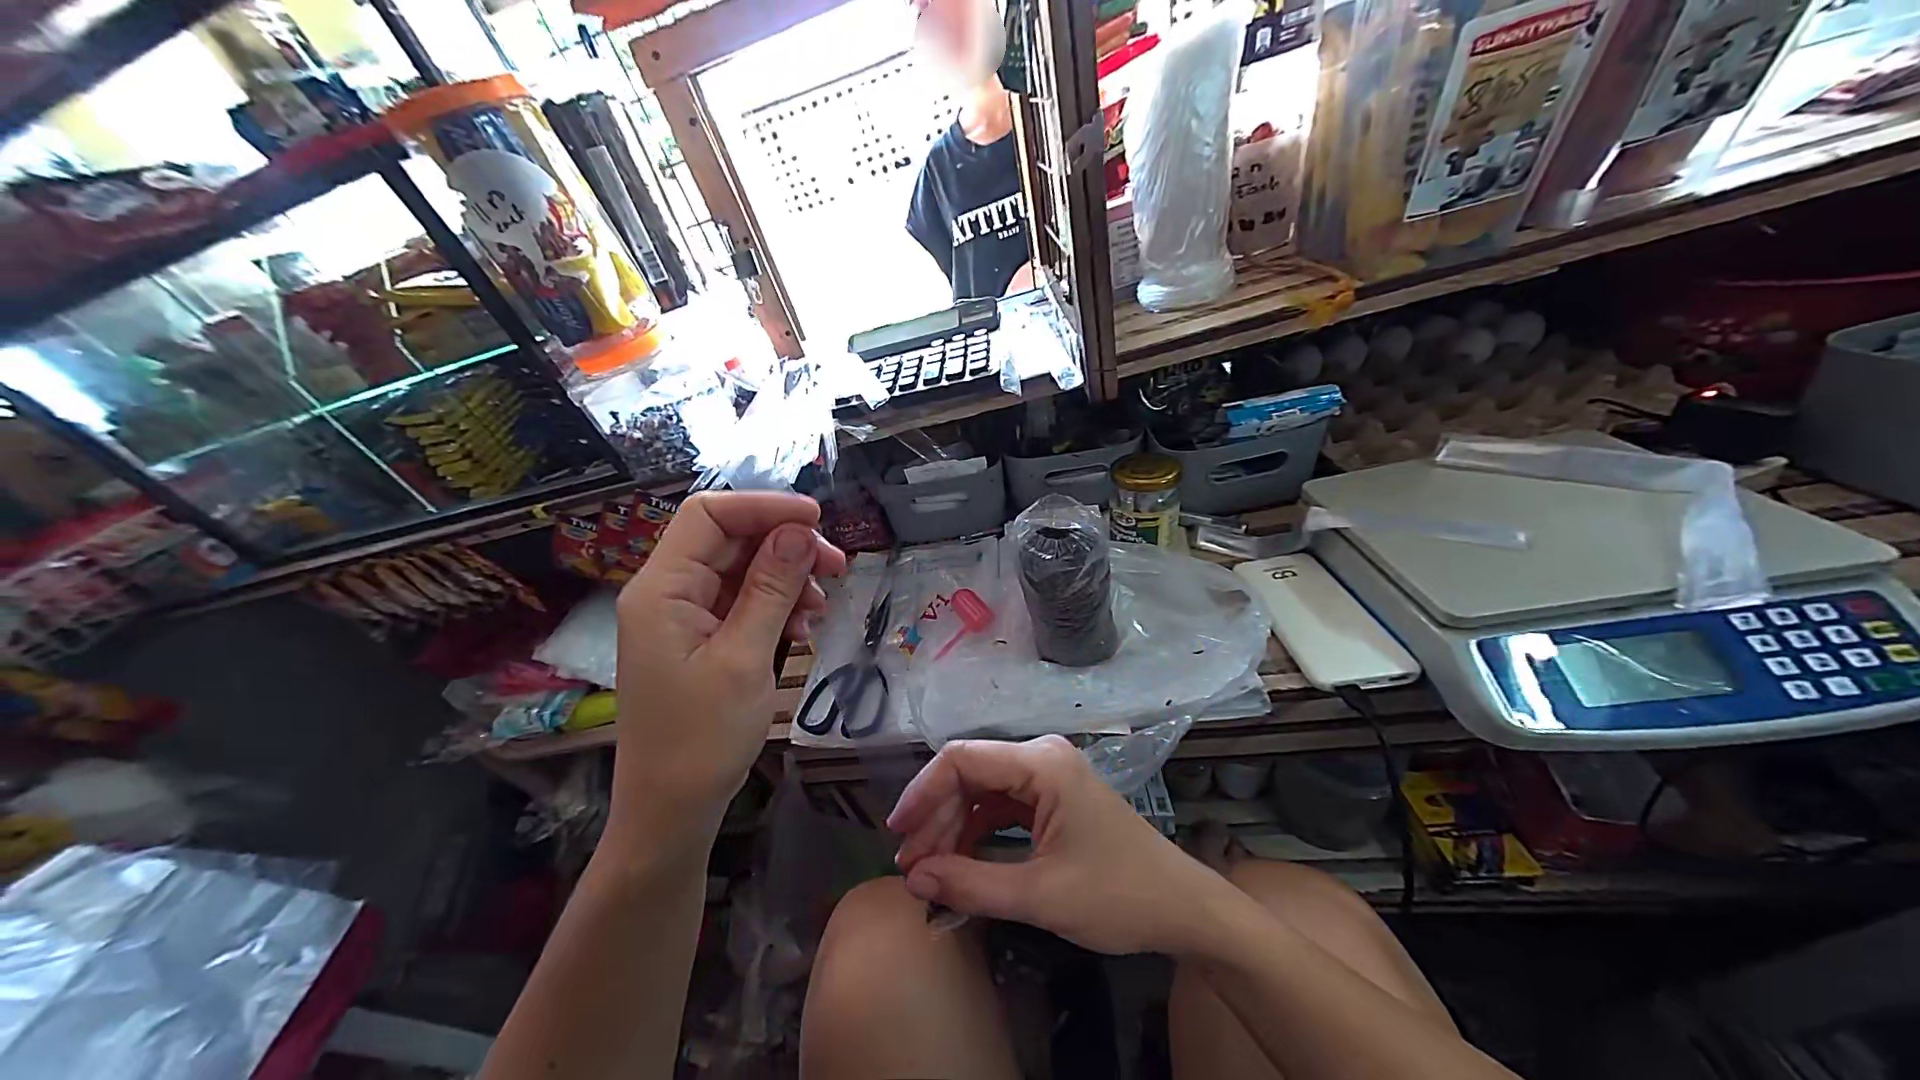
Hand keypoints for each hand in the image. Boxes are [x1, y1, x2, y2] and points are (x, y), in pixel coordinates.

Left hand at [614, 492, 846, 826]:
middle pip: (730, 540)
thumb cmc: (702, 739)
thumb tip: (800, 531)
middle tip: (837, 567)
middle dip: (786, 546)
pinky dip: (776, 606)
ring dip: (787, 579)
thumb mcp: (744, 658)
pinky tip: (801, 629)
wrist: (672, 809)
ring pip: (742, 571)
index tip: (818, 520)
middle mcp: (667, 592)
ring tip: (821, 608)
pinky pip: (742, 603)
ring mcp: (683, 617)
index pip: (710, 515)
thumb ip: (771, 589)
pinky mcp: (700, 639)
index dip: (764, 507)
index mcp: (662, 589)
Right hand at [888, 735, 1231, 955]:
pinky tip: (960, 863)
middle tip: (912, 869)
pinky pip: (1001, 806)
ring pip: (982, 791)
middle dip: (936, 819)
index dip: (922, 793)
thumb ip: (970, 884)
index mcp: (1042, 764)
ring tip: (928, 872)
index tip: (898, 835)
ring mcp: (1049, 777)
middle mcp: (1042, 757)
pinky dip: (977, 832)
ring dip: (953, 828)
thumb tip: (913, 879)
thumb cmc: (1118, 897)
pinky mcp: (1053, 798)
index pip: (962, 759)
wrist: (1182, 909)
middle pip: (969, 775)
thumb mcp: (1039, 896)